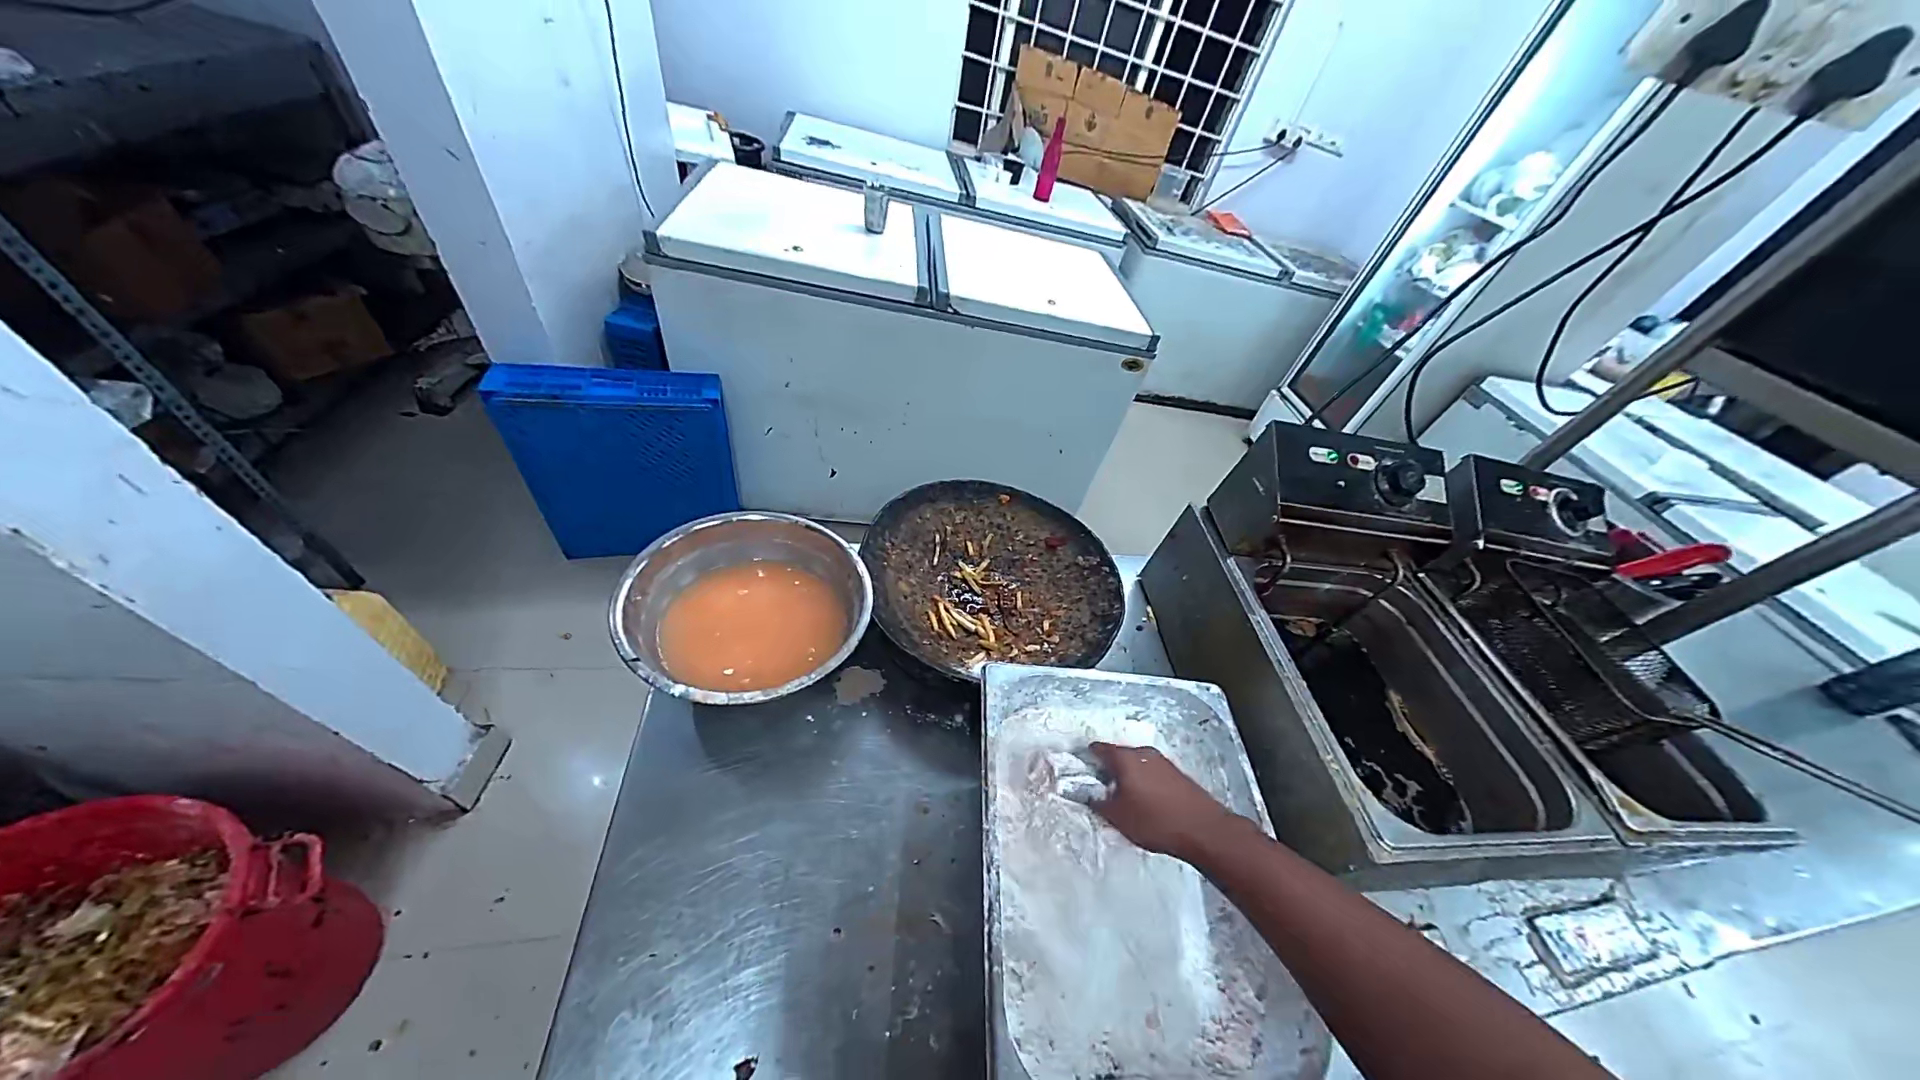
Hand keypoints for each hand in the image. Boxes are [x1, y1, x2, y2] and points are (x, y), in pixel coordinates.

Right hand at [1087, 742, 1244, 861]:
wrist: (1204, 830)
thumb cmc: (1156, 821)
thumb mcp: (1116, 816)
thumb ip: (1096, 801)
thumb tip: (1087, 794)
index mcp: (1125, 758)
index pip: (1098, 749)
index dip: (1087, 759)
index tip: (1081, 771)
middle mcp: (1144, 753)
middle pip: (1118, 756)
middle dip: (1108, 770)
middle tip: (1100, 789)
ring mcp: (1163, 762)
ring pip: (1136, 764)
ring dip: (1128, 777)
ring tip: (1123, 799)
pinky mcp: (1177, 775)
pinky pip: (1152, 773)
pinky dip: (1144, 783)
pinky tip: (1145, 802)